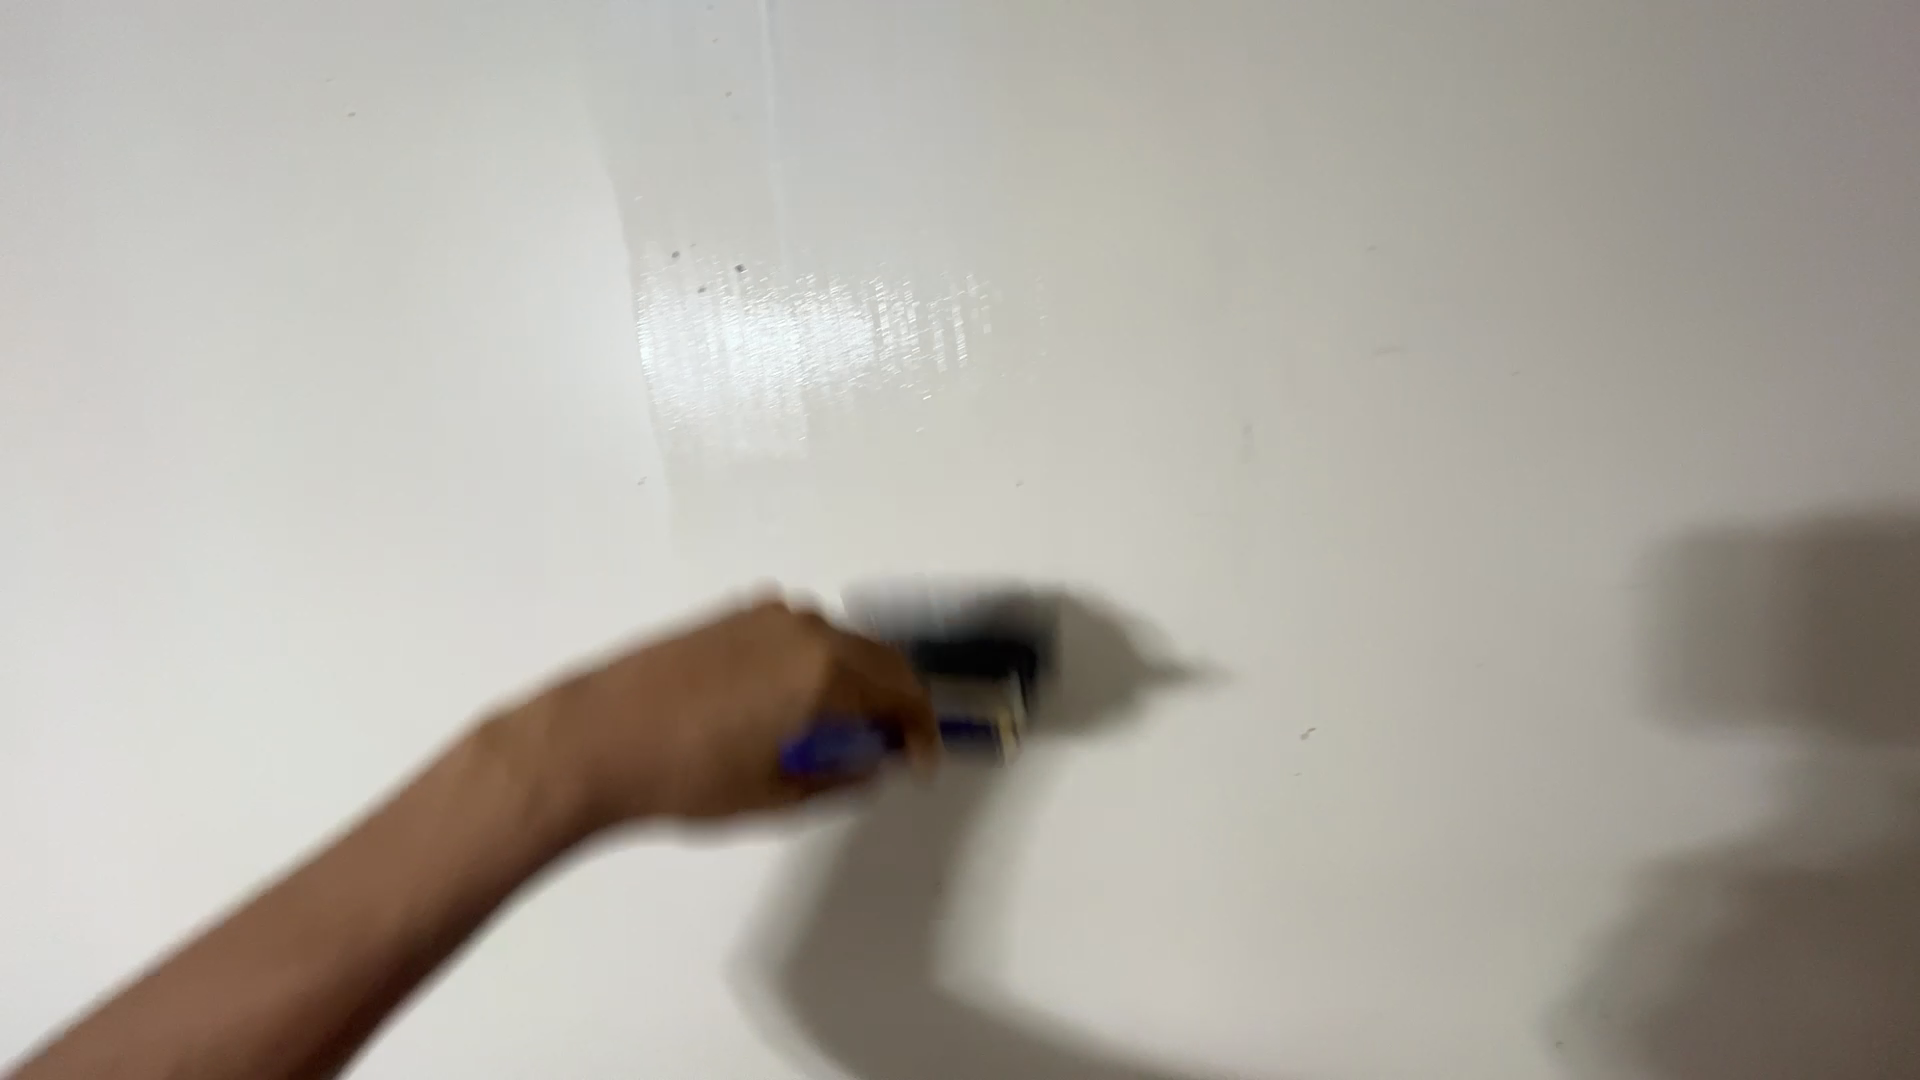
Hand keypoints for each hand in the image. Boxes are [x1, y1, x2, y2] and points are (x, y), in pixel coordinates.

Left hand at [511, 596, 939, 827]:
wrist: (591, 736)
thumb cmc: (689, 778)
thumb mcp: (778, 795)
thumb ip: (844, 775)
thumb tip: (876, 760)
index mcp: (826, 673)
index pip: (905, 694)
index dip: (923, 730)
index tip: (919, 762)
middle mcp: (810, 629)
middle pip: (883, 658)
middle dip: (897, 701)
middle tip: (889, 745)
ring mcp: (772, 614)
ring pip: (844, 642)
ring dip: (859, 678)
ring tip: (838, 724)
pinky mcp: (738, 611)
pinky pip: (804, 633)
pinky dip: (820, 661)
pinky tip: (790, 697)